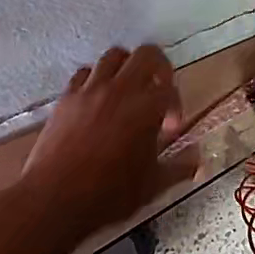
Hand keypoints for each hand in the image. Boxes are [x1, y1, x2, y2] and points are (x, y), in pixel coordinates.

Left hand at [19, 45, 198, 231]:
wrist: (55, 199)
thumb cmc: (111, 193)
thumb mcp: (154, 184)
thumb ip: (180, 167)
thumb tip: (199, 162)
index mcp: (149, 107)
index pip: (171, 88)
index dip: (176, 105)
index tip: (170, 128)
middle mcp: (122, 90)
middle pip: (147, 54)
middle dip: (159, 67)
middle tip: (158, 89)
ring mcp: (90, 91)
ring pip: (114, 55)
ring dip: (126, 66)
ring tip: (128, 89)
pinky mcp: (66, 99)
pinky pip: (84, 73)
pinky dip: (95, 78)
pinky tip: (98, 99)